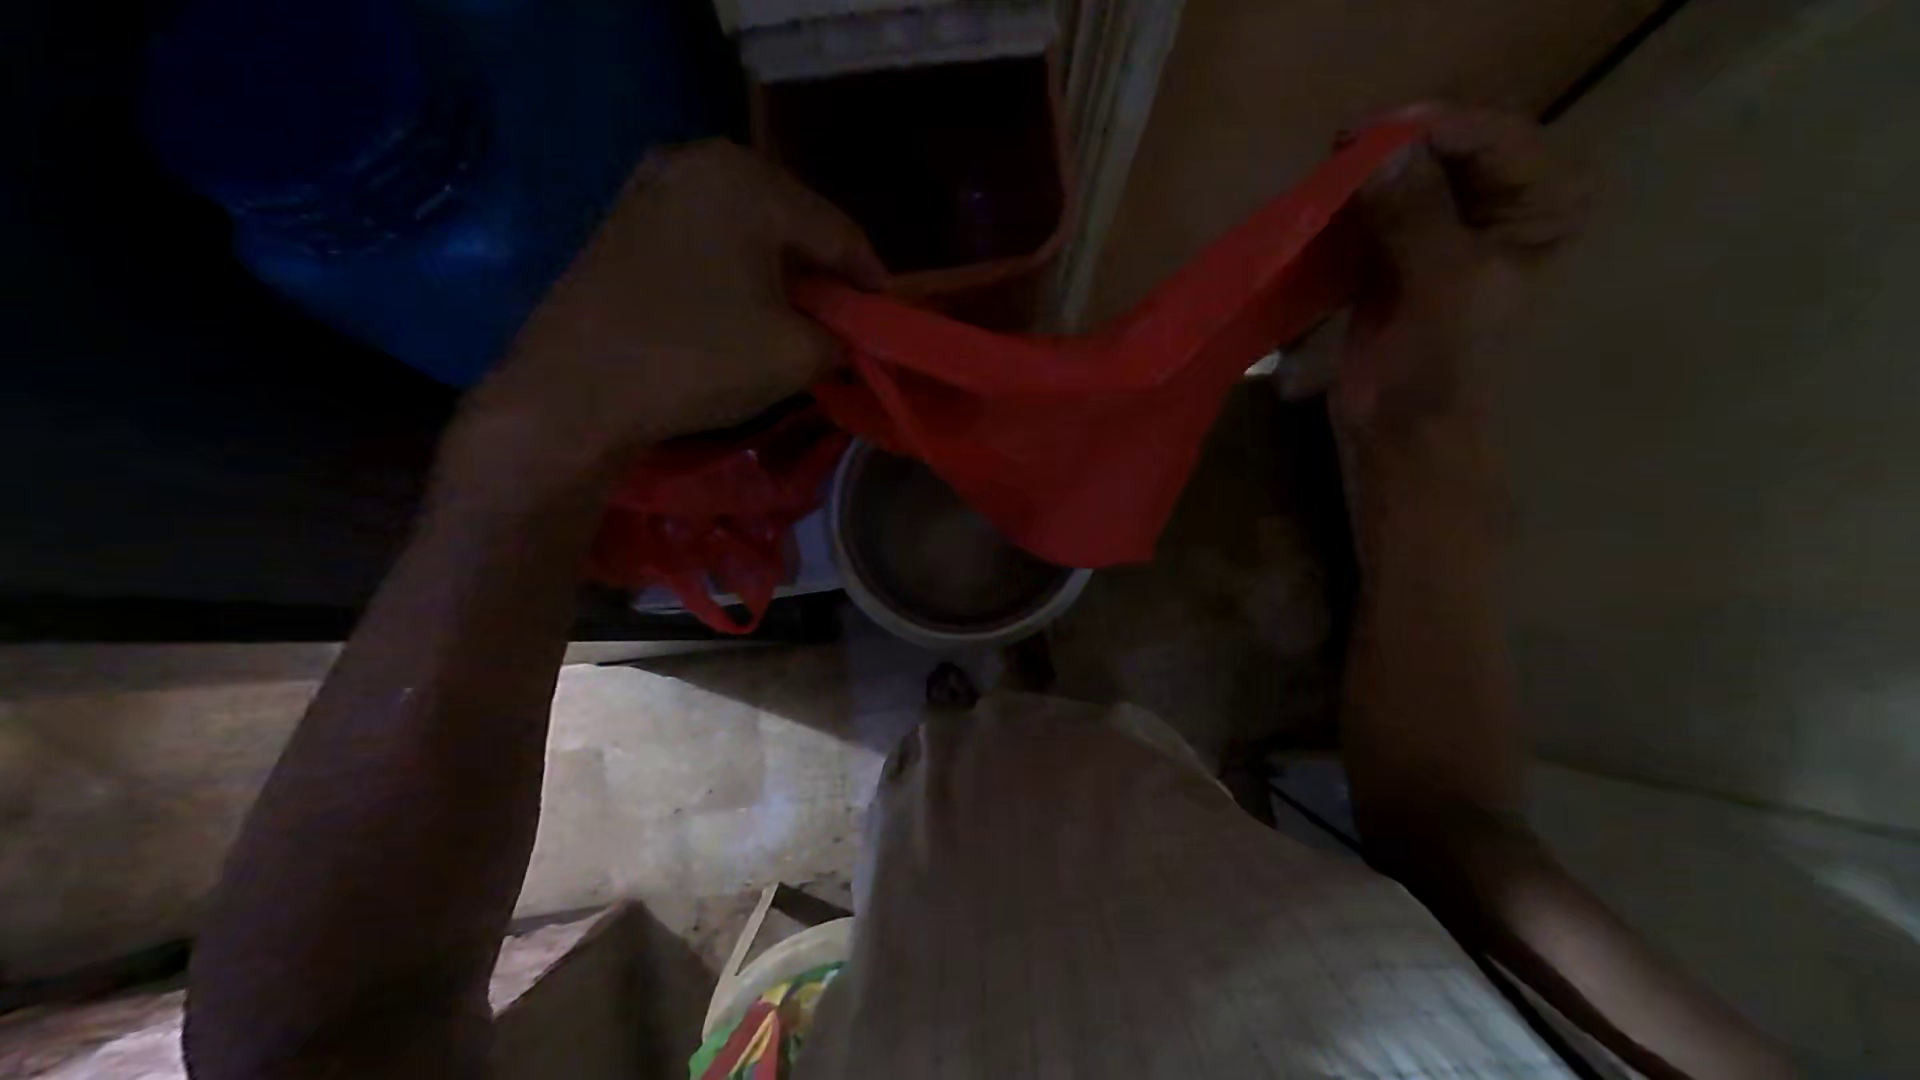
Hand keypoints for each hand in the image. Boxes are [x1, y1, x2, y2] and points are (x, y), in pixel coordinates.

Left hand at [440, 140, 883, 500]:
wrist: (575, 391)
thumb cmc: (698, 360)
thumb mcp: (796, 355)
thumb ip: (843, 338)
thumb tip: (849, 338)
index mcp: (747, 180)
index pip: (839, 231)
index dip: (872, 280)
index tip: (888, 320)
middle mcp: (697, 162)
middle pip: (793, 223)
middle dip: (825, 276)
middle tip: (844, 323)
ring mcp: (653, 187)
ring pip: (748, 232)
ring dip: (782, 275)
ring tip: (798, 321)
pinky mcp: (625, 222)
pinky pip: (707, 242)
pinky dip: (738, 274)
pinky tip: (744, 312)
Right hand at [1334, 106, 1588, 442]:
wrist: (1399, 430)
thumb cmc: (1440, 370)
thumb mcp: (1441, 288)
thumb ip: (1416, 218)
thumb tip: (1381, 154)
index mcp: (1541, 207)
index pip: (1496, 142)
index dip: (1437, 132)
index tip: (1372, 135)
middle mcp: (1498, 209)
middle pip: (1449, 153)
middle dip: (1397, 148)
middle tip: (1342, 147)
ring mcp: (1442, 232)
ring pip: (1406, 179)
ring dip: (1367, 176)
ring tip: (1328, 172)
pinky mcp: (1394, 257)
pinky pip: (1374, 213)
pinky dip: (1348, 207)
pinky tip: (1324, 203)